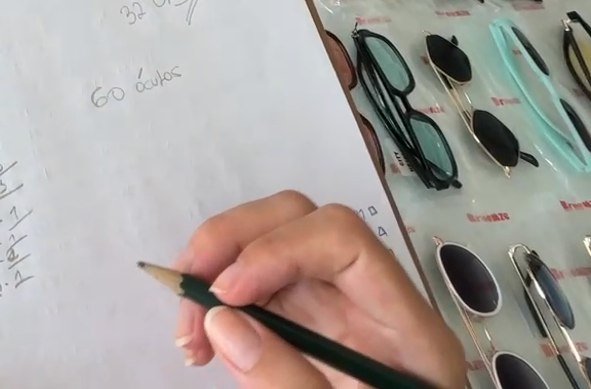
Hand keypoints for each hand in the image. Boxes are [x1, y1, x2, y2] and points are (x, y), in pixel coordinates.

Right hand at [171, 192, 464, 388]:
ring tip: (187, 327)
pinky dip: (214, 293)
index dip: (275, 249)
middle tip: (188, 292)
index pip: (341, 237)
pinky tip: (199, 332)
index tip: (226, 294)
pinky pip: (248, 275)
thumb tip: (218, 319)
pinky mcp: (297, 314)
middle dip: (229, 243)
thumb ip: (291, 381)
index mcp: (403, 322)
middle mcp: (363, 292)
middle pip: (293, 218)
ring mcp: (328, 298)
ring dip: (211, 265)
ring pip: (263, 234)